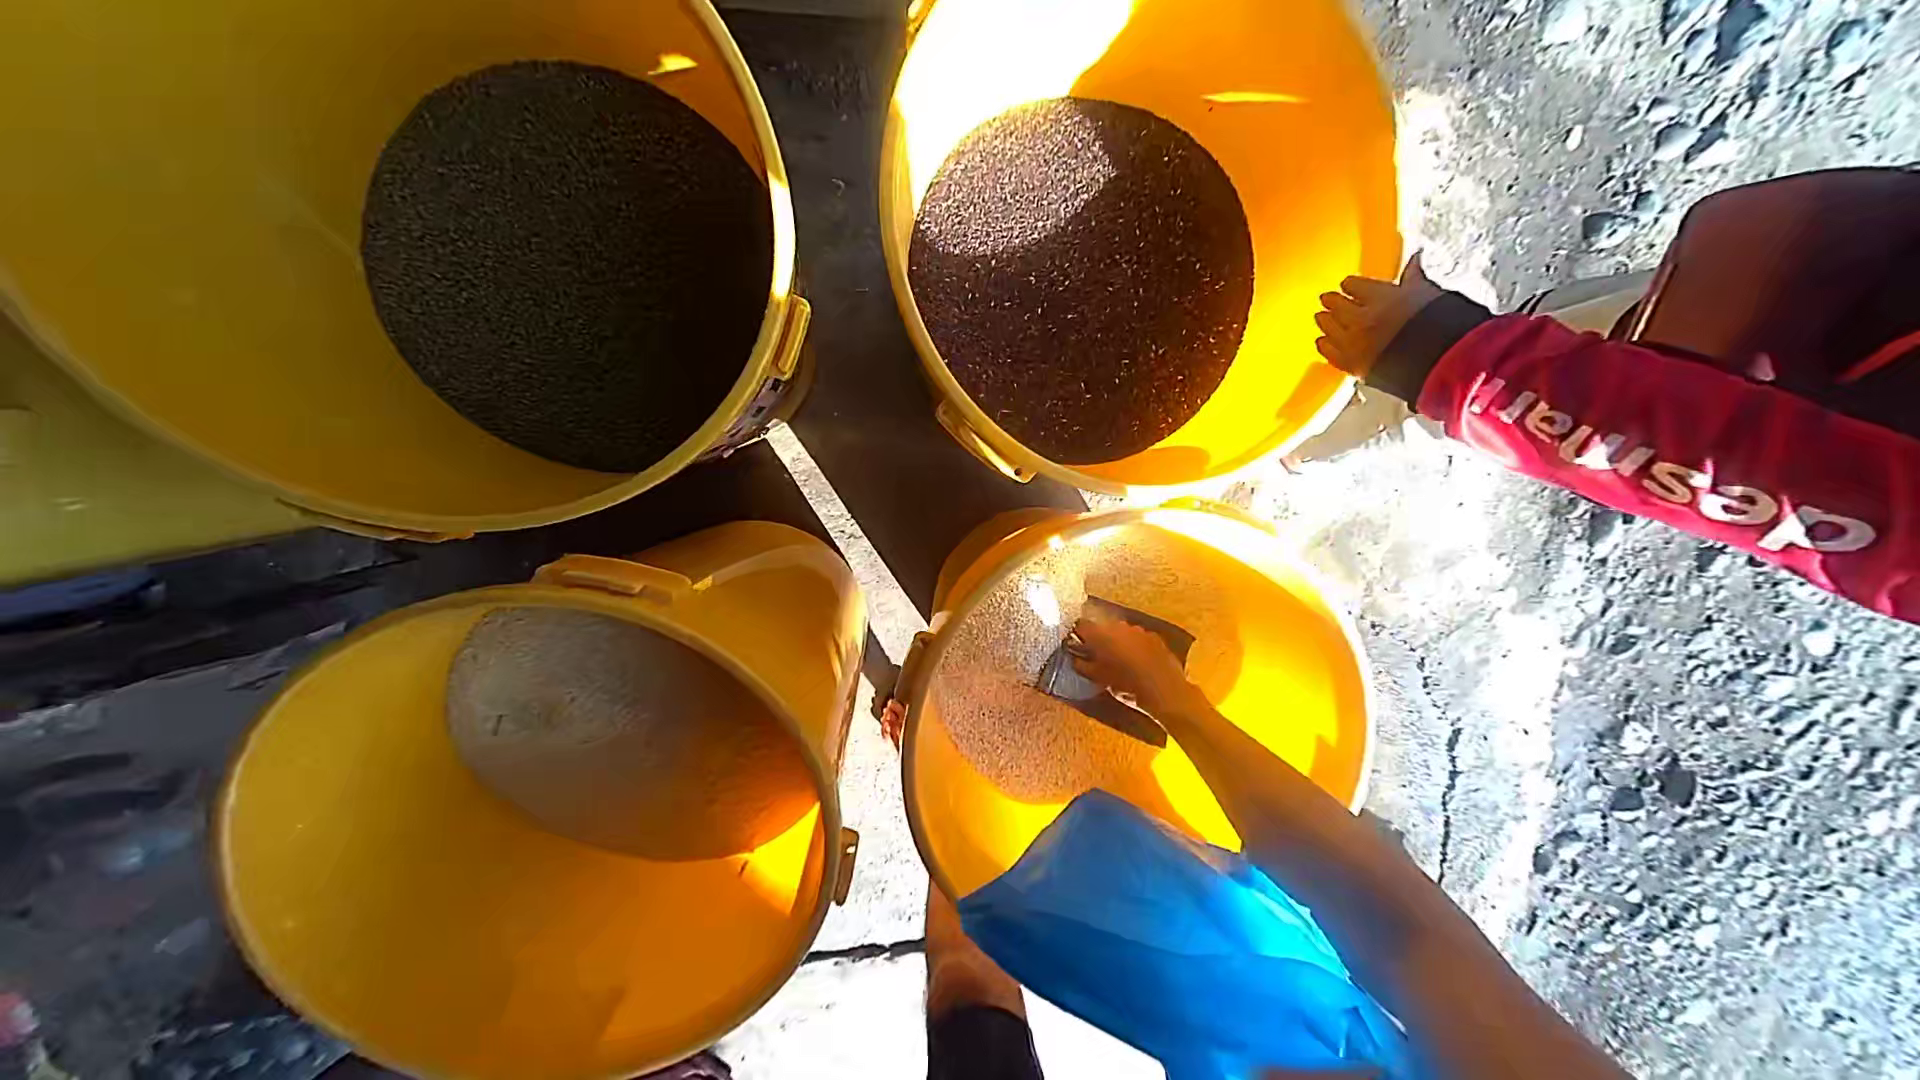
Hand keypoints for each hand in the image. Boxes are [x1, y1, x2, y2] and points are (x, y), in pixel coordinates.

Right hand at [1069, 615, 1198, 717]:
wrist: (1164, 691)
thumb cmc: (1126, 686)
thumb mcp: (1098, 679)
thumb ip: (1081, 664)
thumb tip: (1074, 657)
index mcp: (1100, 635)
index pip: (1081, 624)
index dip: (1077, 634)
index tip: (1078, 645)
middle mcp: (1118, 626)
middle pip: (1102, 627)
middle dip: (1099, 638)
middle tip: (1098, 656)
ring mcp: (1138, 630)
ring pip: (1121, 631)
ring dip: (1117, 641)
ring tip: (1119, 660)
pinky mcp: (1154, 637)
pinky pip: (1137, 637)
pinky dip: (1134, 645)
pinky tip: (1138, 661)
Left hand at [1314, 252, 1445, 377]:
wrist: (1441, 361)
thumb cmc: (1441, 325)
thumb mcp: (1427, 294)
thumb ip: (1414, 277)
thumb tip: (1416, 257)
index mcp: (1381, 297)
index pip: (1353, 285)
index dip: (1350, 284)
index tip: (1347, 285)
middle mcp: (1362, 319)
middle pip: (1336, 305)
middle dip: (1331, 301)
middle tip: (1327, 298)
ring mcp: (1353, 343)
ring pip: (1328, 327)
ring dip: (1325, 321)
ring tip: (1322, 317)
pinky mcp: (1351, 364)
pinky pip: (1329, 352)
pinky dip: (1325, 345)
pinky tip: (1322, 341)